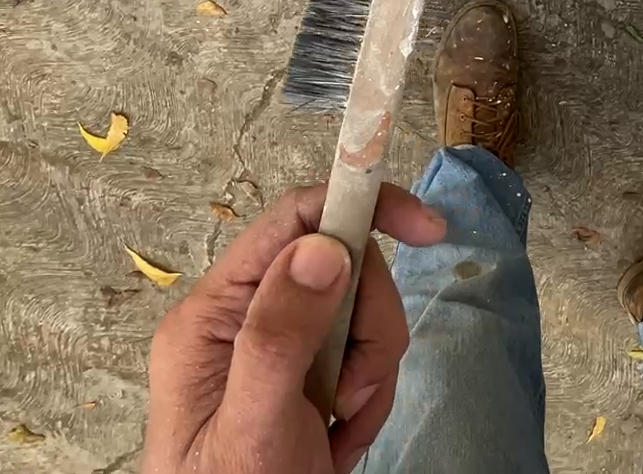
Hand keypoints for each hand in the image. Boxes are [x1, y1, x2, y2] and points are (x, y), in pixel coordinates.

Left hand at [141, 183, 446, 473]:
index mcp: (215, 311)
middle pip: (345, 264)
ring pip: (365, 306)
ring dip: (373, 364)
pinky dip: (372, 388)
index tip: (427, 229)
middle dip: (371, 323)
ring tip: (344, 423)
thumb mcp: (253, 427)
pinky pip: (368, 345)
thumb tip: (323, 246)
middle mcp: (246, 312)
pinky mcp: (307, 364)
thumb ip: (279, 336)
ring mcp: (279, 338)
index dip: (363, 206)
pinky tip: (342, 435)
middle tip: (356, 389)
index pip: (298, 217)